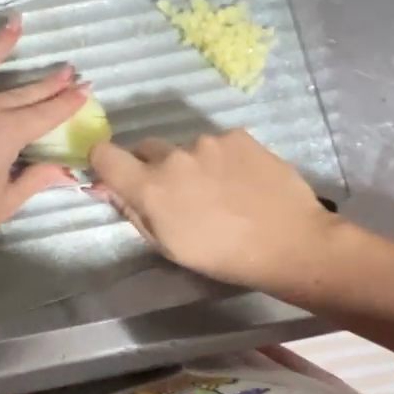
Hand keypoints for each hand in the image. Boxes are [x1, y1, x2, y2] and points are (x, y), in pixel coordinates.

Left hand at [0, 0, 91, 274]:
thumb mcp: (6, 201)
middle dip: (47, 83)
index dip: (67, 103)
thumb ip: (36, 178)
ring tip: (16, 24)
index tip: (85, 89)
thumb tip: (68, 170)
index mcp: (3, 134)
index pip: (44, 114)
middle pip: (19, 93)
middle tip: (67, 70)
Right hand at [88, 130, 343, 292]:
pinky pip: (218, 145)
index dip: (104, 162)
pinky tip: (242, 183)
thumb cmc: (223, 256)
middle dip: (152, 167)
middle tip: (177, 195)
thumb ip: (136, 213)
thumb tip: (115, 190)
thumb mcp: (169, 247)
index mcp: (150, 187)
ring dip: (192, 165)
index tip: (115, 175)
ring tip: (220, 193)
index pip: (104, 155)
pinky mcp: (238, 136)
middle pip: (145, 149)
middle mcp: (173, 156)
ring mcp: (208, 142)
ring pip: (186, 149)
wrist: (289, 242)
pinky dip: (222, 160)